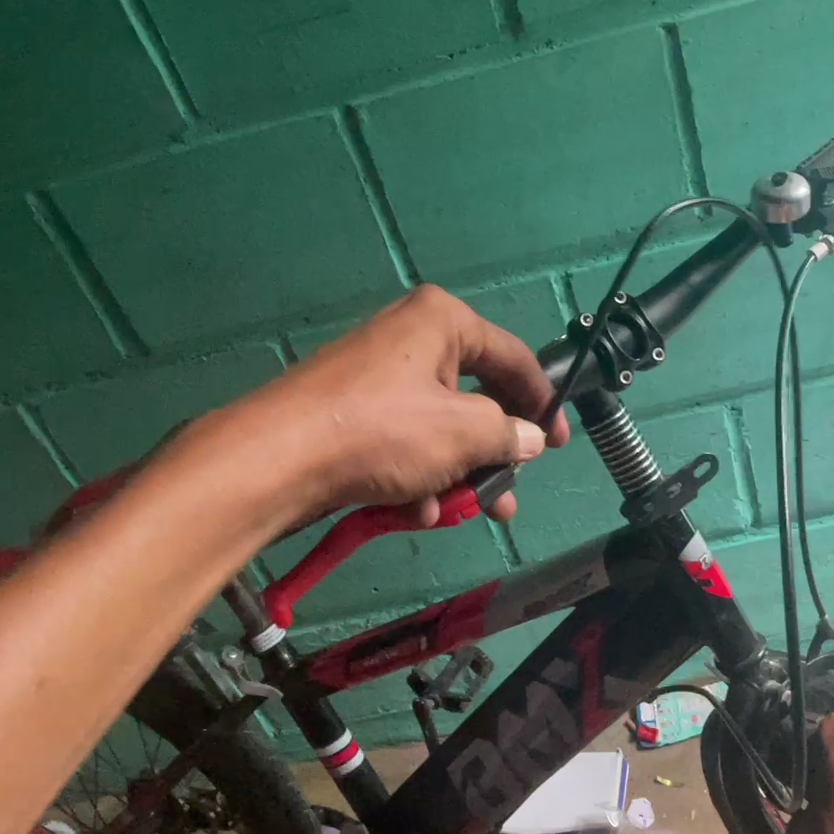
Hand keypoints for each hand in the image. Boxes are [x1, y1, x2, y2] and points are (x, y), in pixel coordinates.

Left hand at [153, 285, 570, 537]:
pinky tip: (417, 512)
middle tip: (510, 489)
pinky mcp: (351, 414)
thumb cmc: (382, 431)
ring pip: (439, 427)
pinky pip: (403, 442)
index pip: (512, 356)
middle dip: (494, 452)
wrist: (273, 461)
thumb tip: (530, 438)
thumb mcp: (463, 432)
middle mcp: (410, 339)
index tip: (559, 440)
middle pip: (474, 396)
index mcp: (441, 321)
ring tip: (469, 512)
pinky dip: (417, 476)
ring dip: (457, 473)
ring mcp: (376, 377)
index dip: (542, 399)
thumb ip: (508, 434)